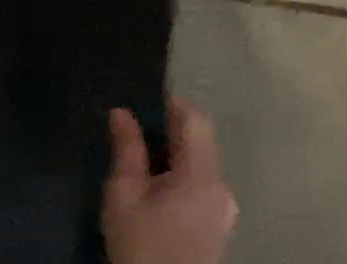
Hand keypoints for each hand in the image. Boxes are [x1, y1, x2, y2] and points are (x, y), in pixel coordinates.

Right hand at [101, 99, 237, 263]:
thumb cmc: (142, 246)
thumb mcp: (124, 194)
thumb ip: (127, 149)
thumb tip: (122, 111)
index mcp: (202, 175)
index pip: (195, 118)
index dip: (169, 103)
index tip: (139, 101)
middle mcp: (222, 187)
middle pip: (199, 140)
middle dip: (167, 130)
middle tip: (130, 130)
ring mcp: (224, 209)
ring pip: (199, 163)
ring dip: (172, 153)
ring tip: (137, 159)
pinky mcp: (219, 226)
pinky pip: (201, 183)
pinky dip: (179, 174)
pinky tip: (154, 186)